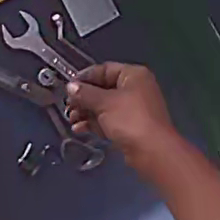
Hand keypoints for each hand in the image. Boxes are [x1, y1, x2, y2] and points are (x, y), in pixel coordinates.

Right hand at [65, 63, 180, 163]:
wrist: (152, 151)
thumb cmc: (130, 119)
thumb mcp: (104, 102)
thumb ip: (85, 93)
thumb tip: (71, 87)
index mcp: (133, 75)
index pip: (104, 69)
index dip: (84, 77)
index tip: (68, 87)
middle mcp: (135, 89)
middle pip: (103, 89)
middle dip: (83, 98)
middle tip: (68, 106)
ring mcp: (133, 109)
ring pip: (104, 106)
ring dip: (86, 112)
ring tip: (72, 119)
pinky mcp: (129, 127)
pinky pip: (108, 120)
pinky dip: (94, 123)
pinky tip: (79, 129)